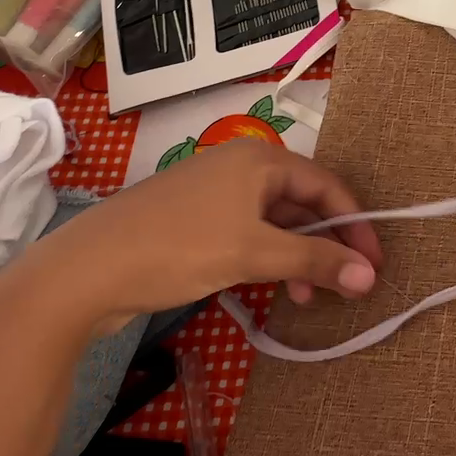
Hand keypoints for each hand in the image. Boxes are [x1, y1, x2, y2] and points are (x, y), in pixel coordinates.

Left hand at [25, 140, 382, 333]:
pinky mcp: (193, 219)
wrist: (81, 272)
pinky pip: (247, 232)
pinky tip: (270, 287)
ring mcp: (215, 192)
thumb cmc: (178, 247)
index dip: (355, 225)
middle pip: (302, 203)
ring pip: (274, 221)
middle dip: (325, 244)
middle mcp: (242, 166)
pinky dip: (266, 257)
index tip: (373, 263)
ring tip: (305, 297)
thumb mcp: (254, 254)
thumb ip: (314, 262)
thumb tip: (370, 276)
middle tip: (344, 284)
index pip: (328, 186)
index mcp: (262, 159)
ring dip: (296, 257)